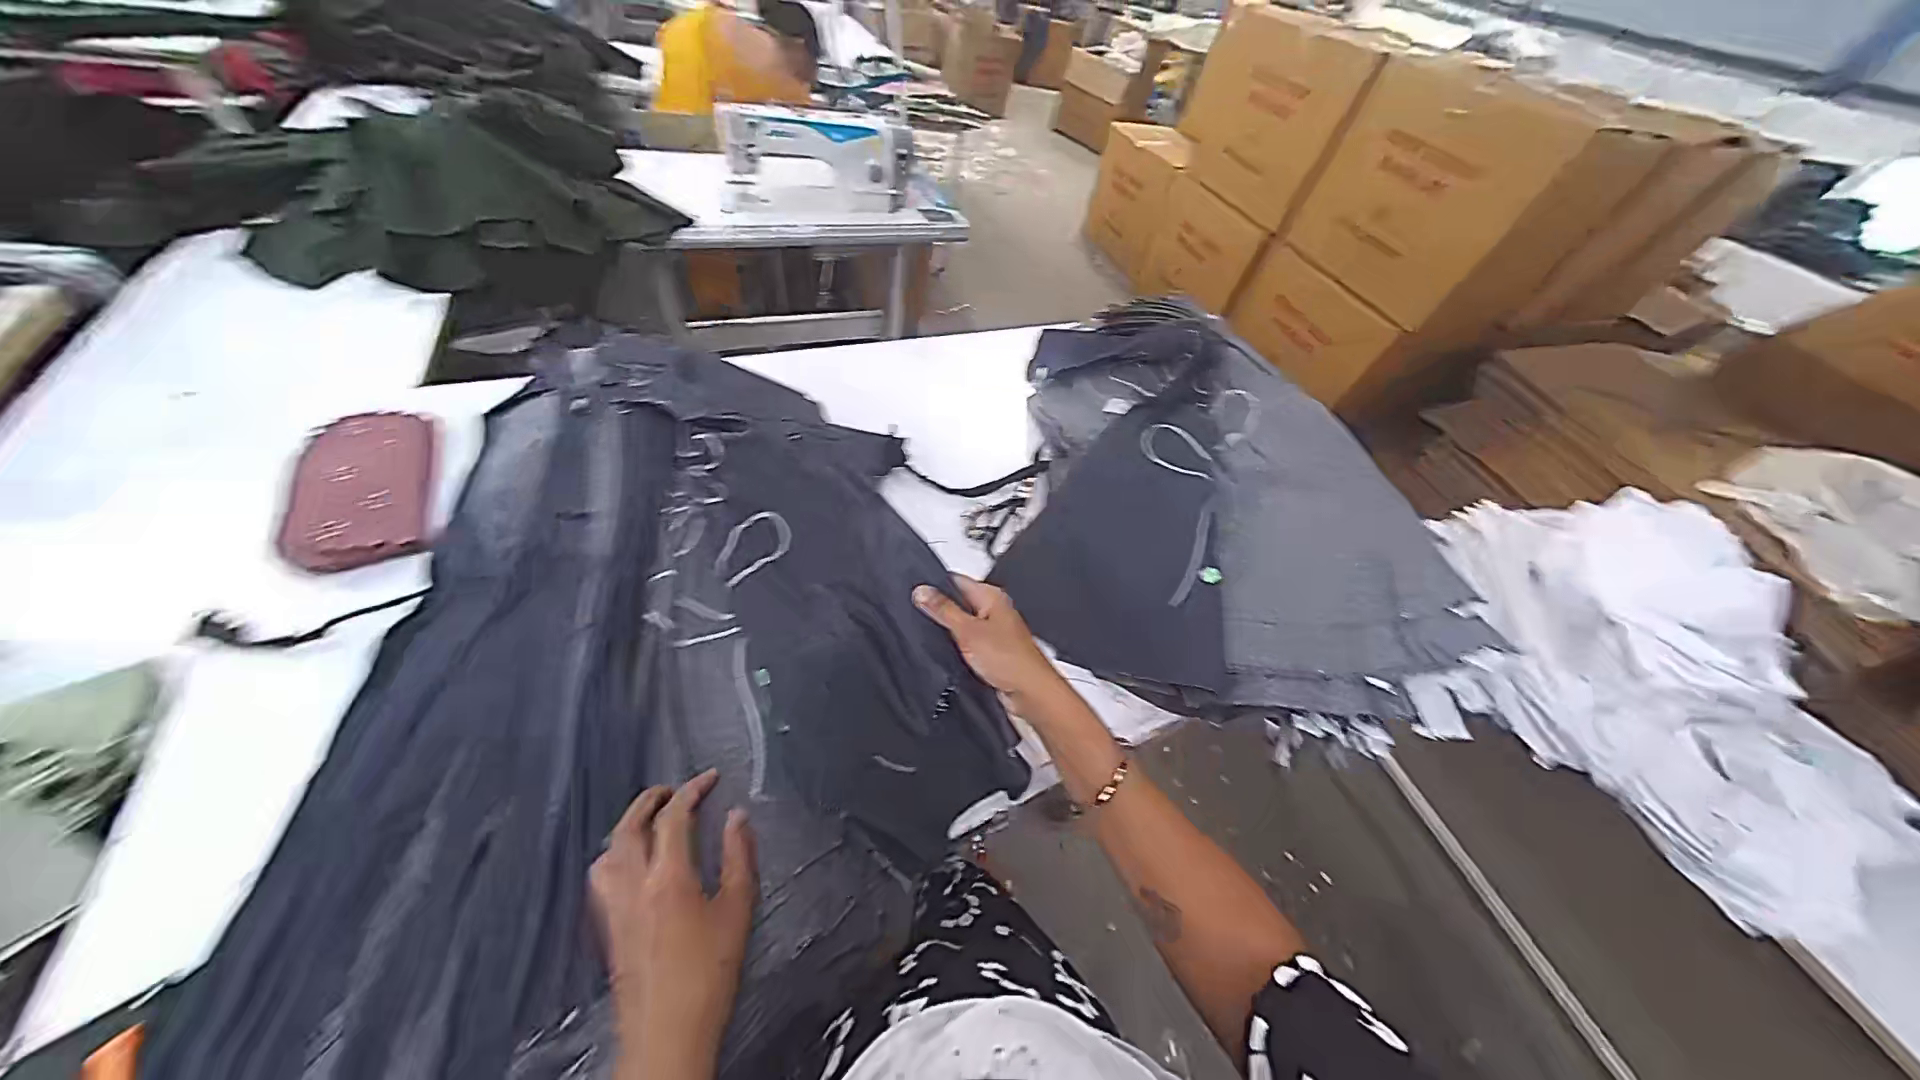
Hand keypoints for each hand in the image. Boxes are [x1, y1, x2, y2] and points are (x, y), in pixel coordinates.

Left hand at [590, 770, 756, 1079]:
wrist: (668, 1033)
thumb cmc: (709, 972)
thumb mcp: (738, 908)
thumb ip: (738, 856)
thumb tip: (737, 818)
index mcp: (668, 877)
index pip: (674, 817)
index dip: (692, 790)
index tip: (710, 778)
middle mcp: (633, 886)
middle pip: (630, 826)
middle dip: (651, 799)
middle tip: (674, 788)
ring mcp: (614, 908)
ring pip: (608, 850)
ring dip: (628, 824)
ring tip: (649, 818)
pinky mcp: (607, 928)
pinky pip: (601, 876)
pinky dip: (614, 854)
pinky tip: (629, 861)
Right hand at [913, 575, 1061, 697]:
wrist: (1030, 692)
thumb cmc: (1012, 661)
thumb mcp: (968, 631)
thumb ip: (943, 610)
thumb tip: (922, 592)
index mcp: (992, 596)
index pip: (956, 581)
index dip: (935, 585)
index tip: (917, 593)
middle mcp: (995, 611)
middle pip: (958, 603)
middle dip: (941, 611)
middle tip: (925, 618)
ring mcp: (994, 632)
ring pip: (962, 625)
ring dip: (951, 633)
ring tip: (941, 640)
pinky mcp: (992, 651)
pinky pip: (968, 644)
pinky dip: (959, 648)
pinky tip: (953, 655)